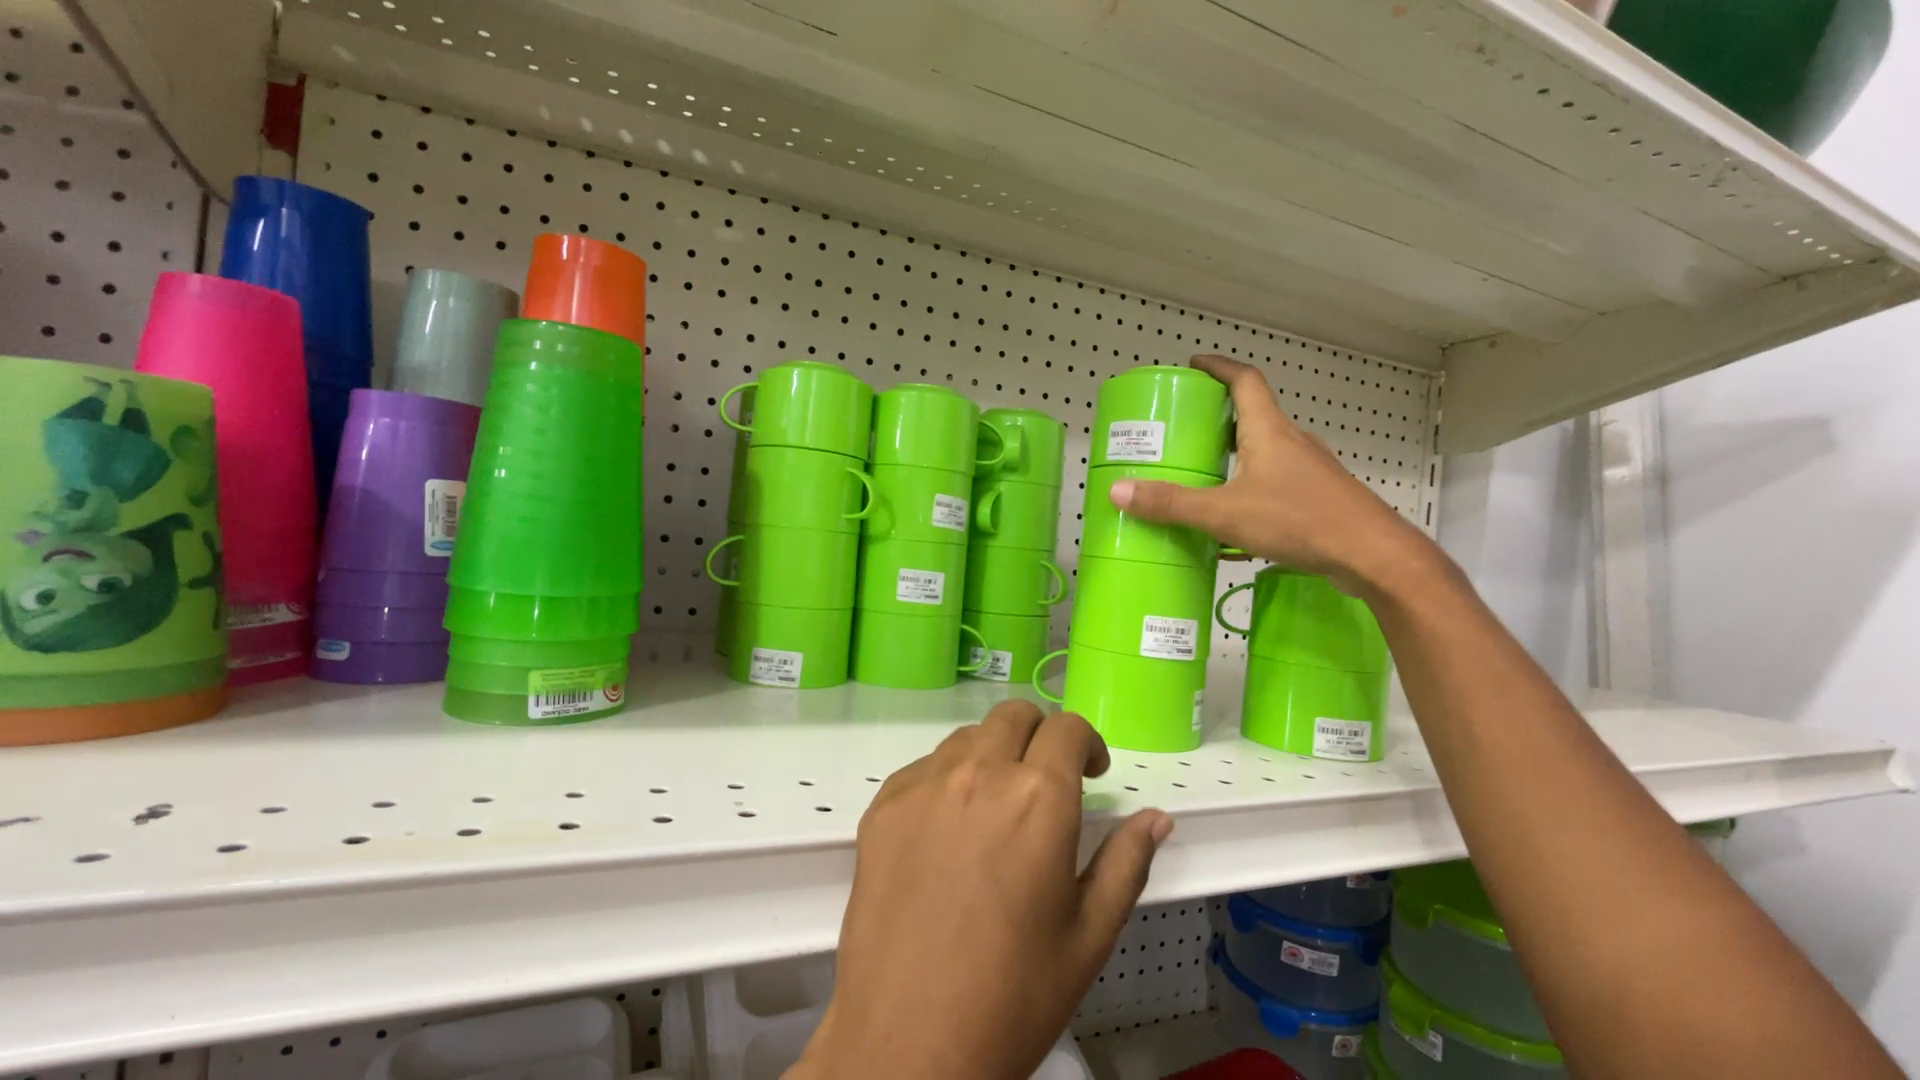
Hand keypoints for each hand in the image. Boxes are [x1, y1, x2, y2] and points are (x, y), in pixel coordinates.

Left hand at [791, 702, 1172, 1079]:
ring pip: (966, 738)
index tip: (1092, 772)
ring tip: (1000, 807)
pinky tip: (952, 830)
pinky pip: (922, 769)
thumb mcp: (1089, 935)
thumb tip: (1154, 820)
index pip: (1068, 730)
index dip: (1088, 744)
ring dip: (993, 754)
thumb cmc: (1012, 995)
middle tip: (1049, 779)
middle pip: (1013, 716)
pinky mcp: (881, 809)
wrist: (908, 1041)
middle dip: (1040, 736)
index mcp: (1039, 799)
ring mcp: (922, 788)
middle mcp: (978, 775)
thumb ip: (1126, 862)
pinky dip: (946, 779)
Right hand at [1110, 354, 1438, 596]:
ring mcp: (1309, 470)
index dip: (1218, 367)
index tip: (1193, 365)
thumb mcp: (1225, 514)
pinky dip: (1252, 484)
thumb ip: (1173, 504)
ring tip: (1204, 470)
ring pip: (1267, 449)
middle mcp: (1292, 441)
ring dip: (1237, 453)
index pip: (1244, 381)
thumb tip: (1118, 491)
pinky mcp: (1319, 497)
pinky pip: (1277, 480)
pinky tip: (1236, 517)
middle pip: (1254, 414)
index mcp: (1269, 431)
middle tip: (1186, 427)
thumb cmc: (1300, 520)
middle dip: (1219, 416)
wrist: (1372, 555)